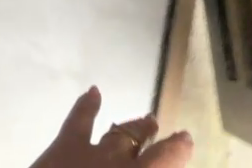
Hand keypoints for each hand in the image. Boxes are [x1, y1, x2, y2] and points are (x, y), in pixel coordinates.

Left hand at [29, 87, 192, 167]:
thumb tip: (144, 164)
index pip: (166, 161)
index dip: (178, 152)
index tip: (186, 141)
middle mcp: (121, 163)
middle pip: (146, 151)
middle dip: (160, 144)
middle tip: (174, 135)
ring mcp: (93, 153)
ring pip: (119, 135)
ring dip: (134, 128)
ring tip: (146, 119)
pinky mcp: (65, 147)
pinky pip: (79, 122)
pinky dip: (87, 106)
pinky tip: (94, 91)